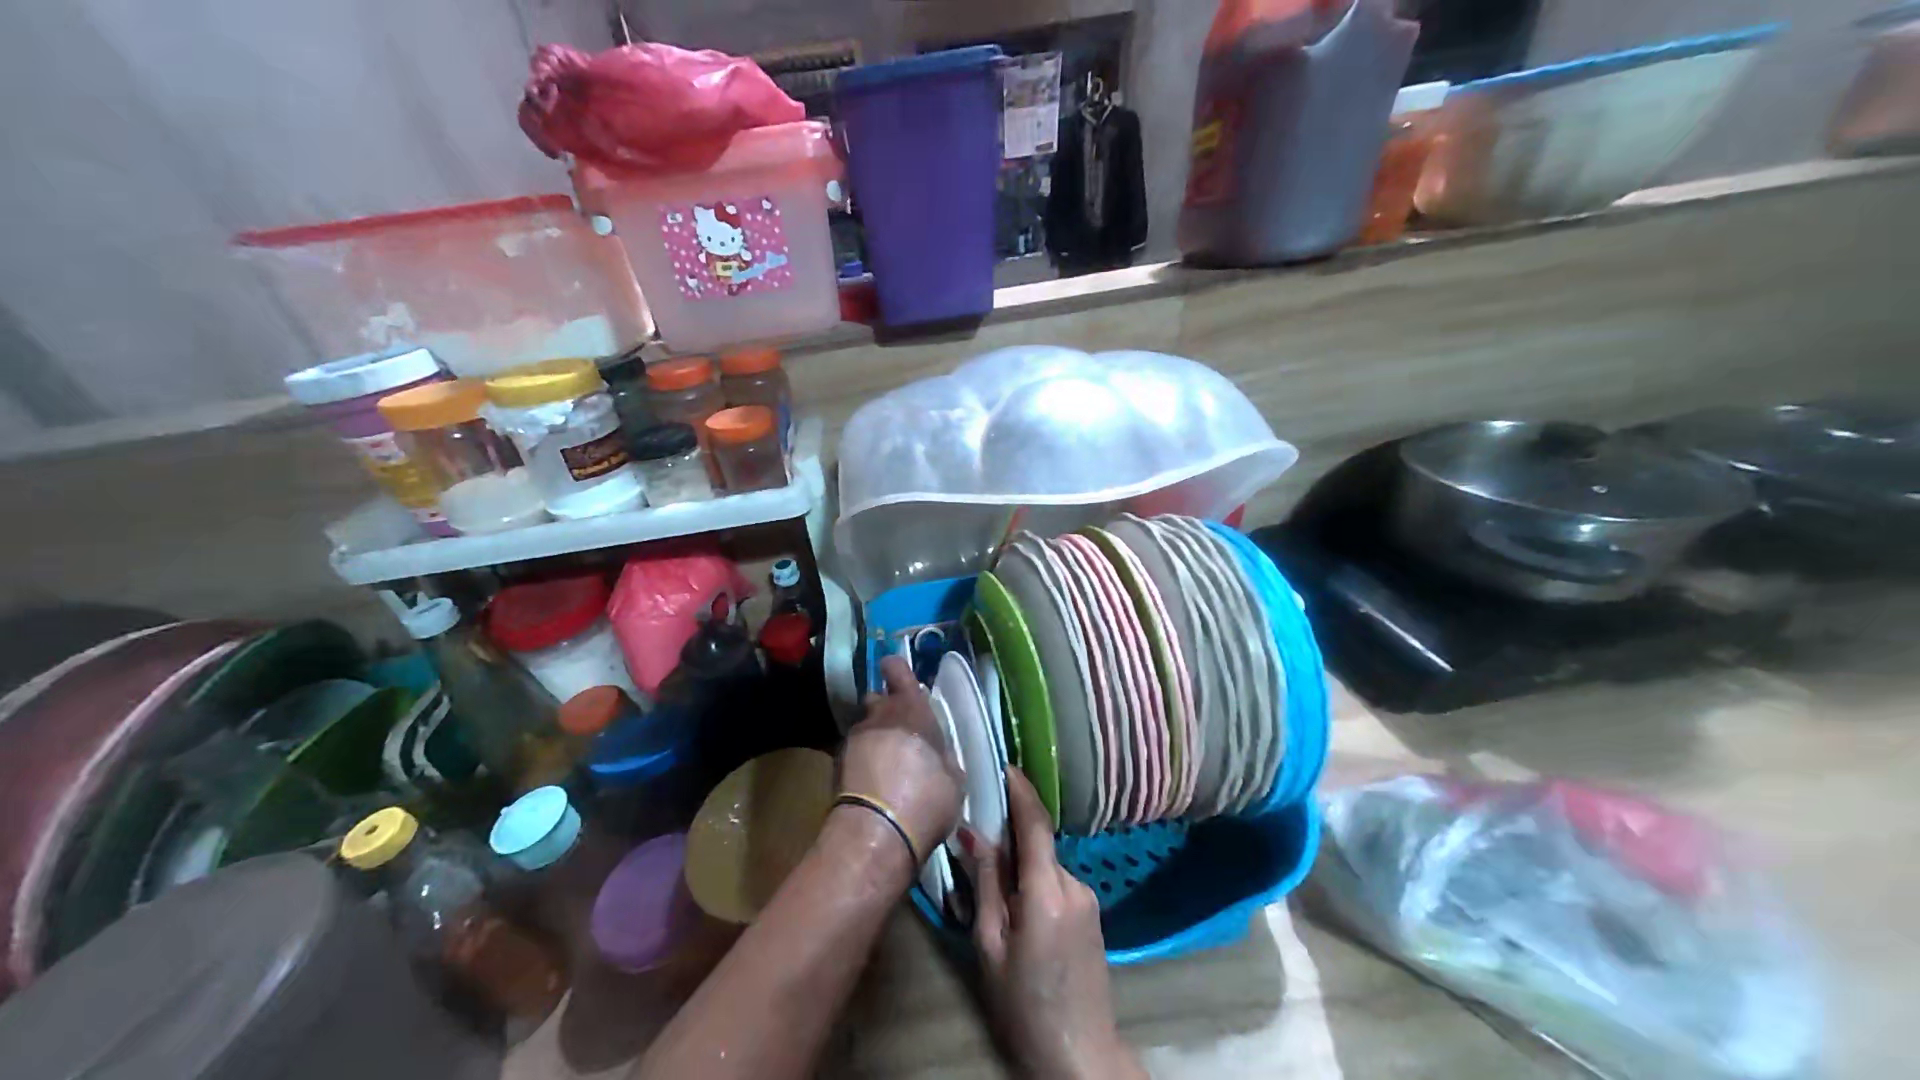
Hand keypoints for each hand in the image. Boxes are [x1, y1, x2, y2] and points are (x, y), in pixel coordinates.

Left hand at [839, 655, 962, 875]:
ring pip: (864, 727)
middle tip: (901, 733)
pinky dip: (862, 761)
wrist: (876, 835)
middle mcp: (879, 716)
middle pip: (877, 699)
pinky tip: (872, 784)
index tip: (898, 676)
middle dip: (886, 710)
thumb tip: (938, 754)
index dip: (896, 670)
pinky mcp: (835, 764)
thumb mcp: (954, 780)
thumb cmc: (926, 800)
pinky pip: (853, 753)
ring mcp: (853, 739)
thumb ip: (943, 757)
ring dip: (874, 738)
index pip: (896, 670)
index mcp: (912, 710)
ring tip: (886, 764)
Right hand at [965, 767, 1145, 1079]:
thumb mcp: (990, 946)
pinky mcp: (1093, 912)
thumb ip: (985, 884)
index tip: (1005, 766)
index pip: (1035, 824)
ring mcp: (1089, 898)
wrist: (1079, 1054)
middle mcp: (1075, 884)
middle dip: (1010, 836)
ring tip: (993, 887)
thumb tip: (973, 833)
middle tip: (977, 838)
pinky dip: (1035, 880)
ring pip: (1046, 864)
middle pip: (1038, 844)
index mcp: (1048, 892)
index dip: (1021, 791)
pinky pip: (1057, 881)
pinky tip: (1018, 908)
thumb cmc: (1023, 1004)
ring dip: (1022, 863)